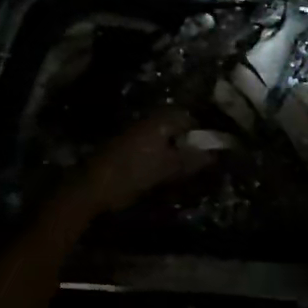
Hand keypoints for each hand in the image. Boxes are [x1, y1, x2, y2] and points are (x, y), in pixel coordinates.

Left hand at [83, 107, 214, 209]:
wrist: (90, 188)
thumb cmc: (134, 172)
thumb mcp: (170, 168)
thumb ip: (194, 159)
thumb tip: (216, 154)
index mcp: (161, 120)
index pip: (191, 120)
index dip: (202, 135)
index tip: (208, 153)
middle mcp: (149, 120)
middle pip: (177, 128)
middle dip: (188, 144)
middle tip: (195, 164)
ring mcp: (135, 133)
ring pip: (164, 139)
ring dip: (173, 152)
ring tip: (179, 171)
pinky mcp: (125, 147)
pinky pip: (151, 147)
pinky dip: (159, 157)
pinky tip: (160, 173)